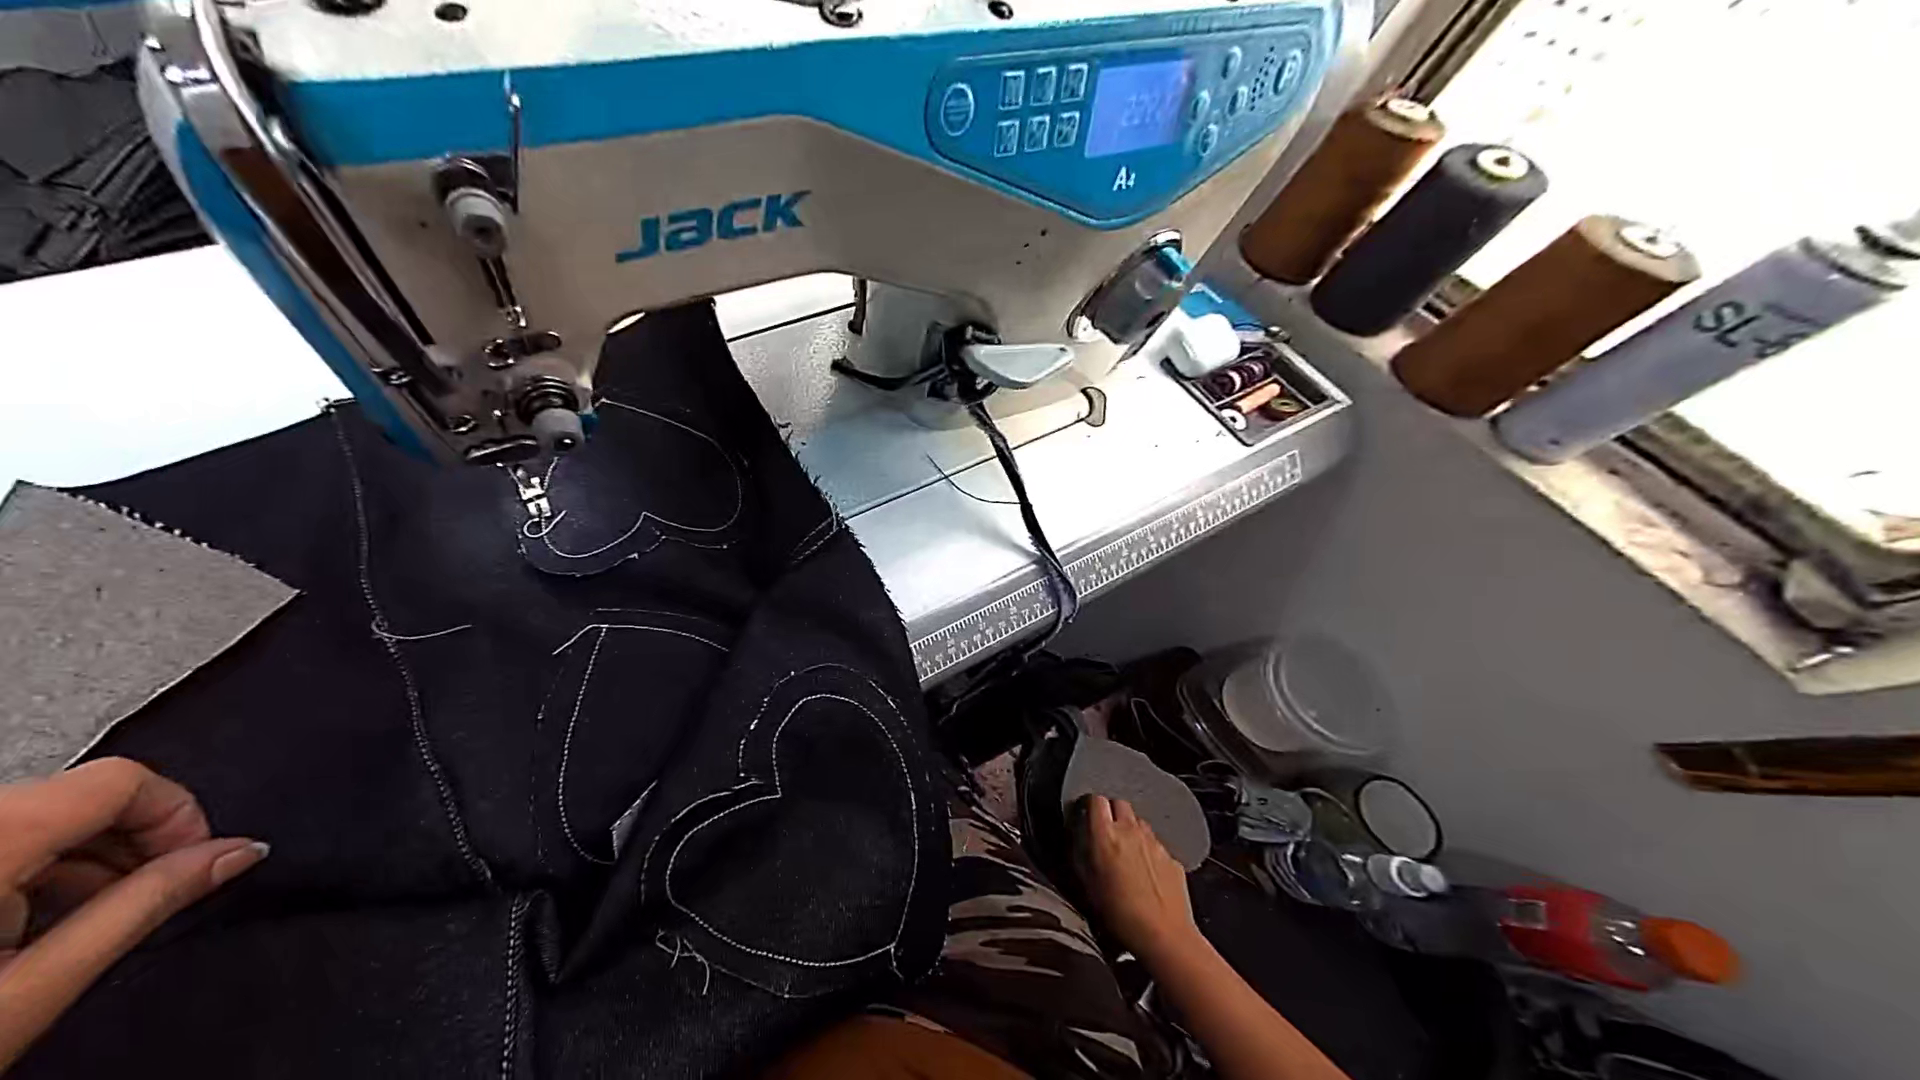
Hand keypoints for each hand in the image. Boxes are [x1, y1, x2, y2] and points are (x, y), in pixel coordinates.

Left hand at [0, 758, 267, 1070]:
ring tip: (72, 932)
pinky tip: (15, 937)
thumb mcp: (34, 989)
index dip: (176, 814)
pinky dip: (27, 877)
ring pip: (36, 824)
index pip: (121, 780)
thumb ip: (147, 905)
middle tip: (147, 900)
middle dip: (132, 844)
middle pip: (79, 799)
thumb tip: (239, 851)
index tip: (194, 861)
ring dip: (81, 865)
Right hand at [1076, 794, 1198, 960]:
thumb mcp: (1086, 885)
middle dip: (1111, 812)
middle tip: (1105, 832)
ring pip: (1139, 822)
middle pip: (1119, 803)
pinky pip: (1155, 843)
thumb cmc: (1119, 914)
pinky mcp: (1171, 857)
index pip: (1096, 800)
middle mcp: (1131, 831)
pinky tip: (1145, 872)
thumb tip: (1078, 836)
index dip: (1089, 805)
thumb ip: (1080, 853)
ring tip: (1125, 853)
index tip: (1085, 815)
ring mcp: (1154, 842)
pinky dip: (1147, 849)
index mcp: (1106, 835)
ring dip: (1130, 830)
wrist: (1165, 936)